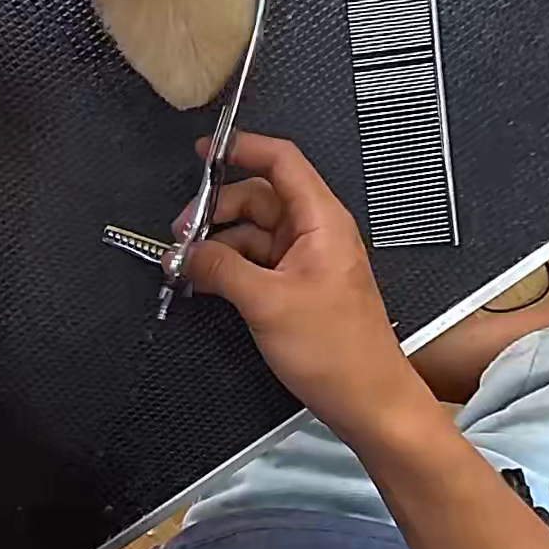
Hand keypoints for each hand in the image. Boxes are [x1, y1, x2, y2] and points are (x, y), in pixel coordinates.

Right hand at [171, 133, 440, 439]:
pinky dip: (228, 265)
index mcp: (320, 221)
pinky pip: (255, 261)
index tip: (207, 150)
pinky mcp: (294, 285)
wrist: (366, 400)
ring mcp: (303, 260)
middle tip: (182, 233)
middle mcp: (313, 233)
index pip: (282, 162)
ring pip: (252, 233)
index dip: (244, 148)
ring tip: (186, 262)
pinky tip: (205, 278)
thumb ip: (220, 269)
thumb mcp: (268, 302)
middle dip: (217, 210)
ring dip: (218, 243)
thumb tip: (184, 253)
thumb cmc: (336, 350)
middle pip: (258, 199)